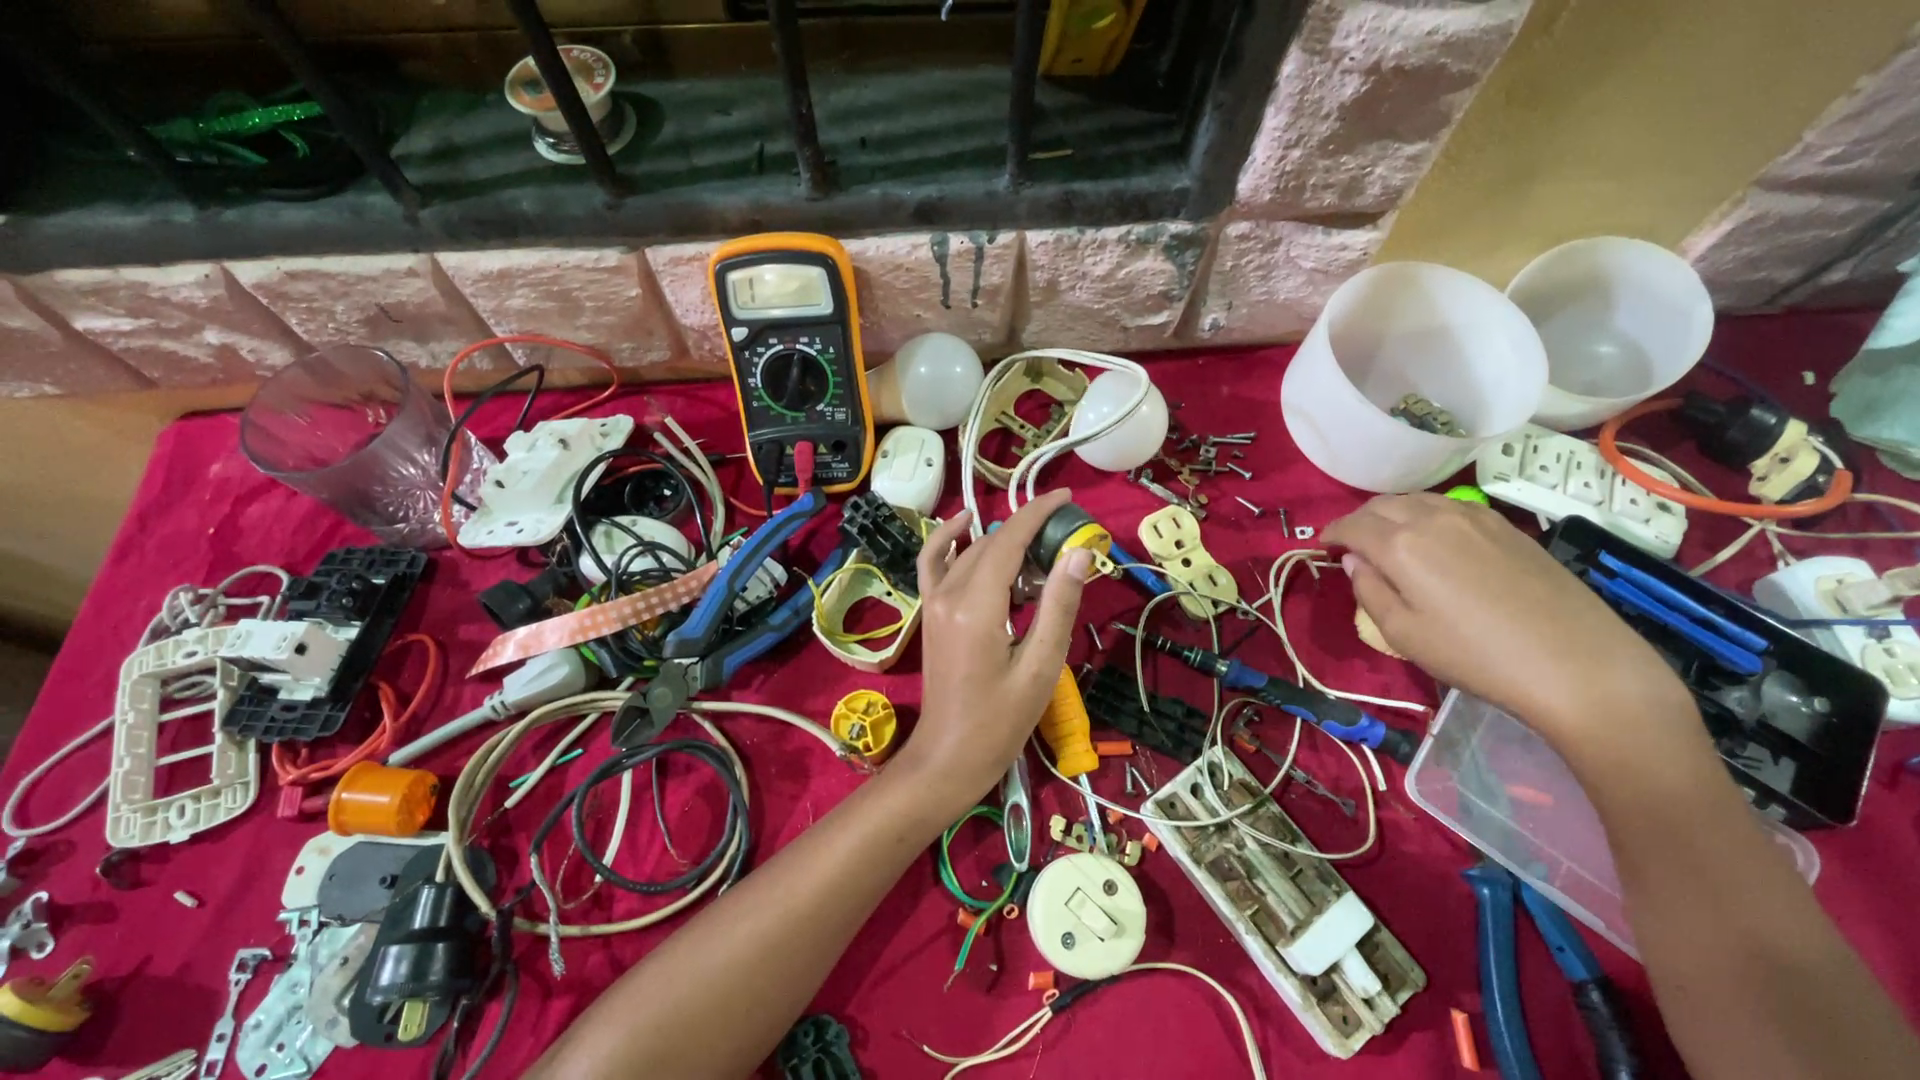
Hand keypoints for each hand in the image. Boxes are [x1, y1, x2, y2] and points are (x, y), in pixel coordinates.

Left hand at [892, 490, 1092, 812]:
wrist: (949, 757)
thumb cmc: (1000, 722)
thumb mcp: (1041, 666)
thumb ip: (1058, 606)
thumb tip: (1079, 554)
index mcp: (977, 606)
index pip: (1009, 540)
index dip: (1038, 513)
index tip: (1068, 497)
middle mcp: (949, 594)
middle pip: (991, 544)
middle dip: (1029, 530)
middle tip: (1069, 538)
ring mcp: (934, 603)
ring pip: (969, 552)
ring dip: (1003, 541)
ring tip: (1041, 551)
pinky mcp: (930, 614)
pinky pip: (934, 563)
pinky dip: (948, 540)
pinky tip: (966, 526)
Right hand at [1323, 494, 1692, 744]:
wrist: (1575, 662)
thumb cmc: (1475, 656)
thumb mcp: (1404, 635)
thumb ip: (1370, 591)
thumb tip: (1355, 562)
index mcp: (1400, 544)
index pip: (1352, 525)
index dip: (1332, 534)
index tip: (1323, 548)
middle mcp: (1433, 518)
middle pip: (1383, 505)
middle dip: (1360, 520)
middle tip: (1352, 545)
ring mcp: (1474, 517)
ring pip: (1418, 501)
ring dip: (1393, 514)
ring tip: (1389, 540)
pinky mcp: (1505, 527)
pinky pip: (1450, 507)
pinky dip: (1426, 516)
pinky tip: (1434, 541)